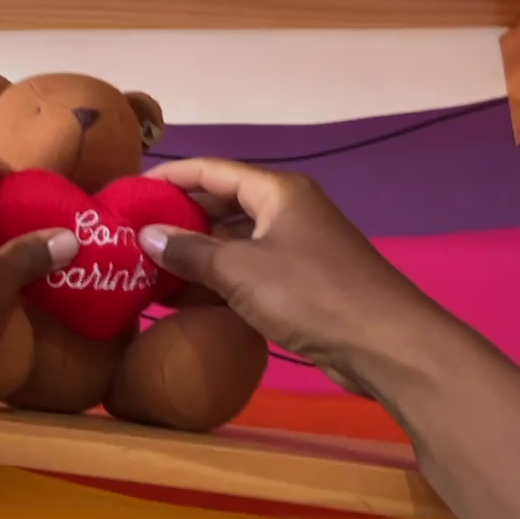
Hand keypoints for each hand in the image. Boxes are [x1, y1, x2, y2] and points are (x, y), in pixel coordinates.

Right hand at [136, 158, 460, 392]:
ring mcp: (295, 247)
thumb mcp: (239, 269)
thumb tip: (145, 236)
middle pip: (220, 202)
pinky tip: (183, 296)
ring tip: (149, 265)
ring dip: (194, 252)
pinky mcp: (300, 282)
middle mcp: (286, 211)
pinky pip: (246, 269)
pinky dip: (215, 278)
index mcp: (277, 192)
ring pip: (231, 239)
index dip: (168, 177)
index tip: (130, 192)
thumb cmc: (311, 293)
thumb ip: (188, 251)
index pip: (210, 170)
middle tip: (134, 232)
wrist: (389, 348)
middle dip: (177, 216)